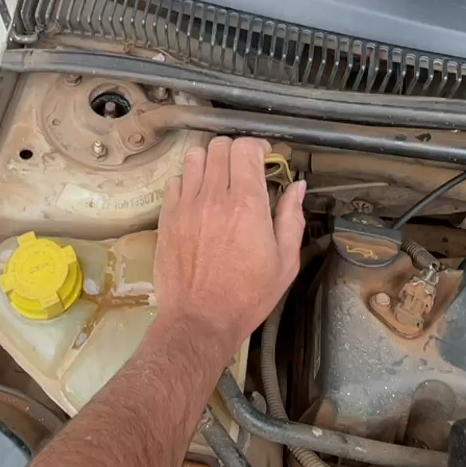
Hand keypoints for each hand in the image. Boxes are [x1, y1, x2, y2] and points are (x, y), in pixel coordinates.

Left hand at [153, 137, 306, 358]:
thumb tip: (298, 188)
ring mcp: (187, 205)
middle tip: (243, 168)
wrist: (199, 320)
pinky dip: (188, 180)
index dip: (257, 146)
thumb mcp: (285, 263)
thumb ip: (291, 218)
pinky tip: (198, 196)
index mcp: (247, 206)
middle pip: (220, 146)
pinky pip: (176, 179)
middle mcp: (214, 198)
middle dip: (235, 151)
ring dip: (210, 161)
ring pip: (194, 156)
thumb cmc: (246, 296)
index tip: (263, 158)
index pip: (246, 149)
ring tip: (219, 178)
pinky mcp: (168, 216)